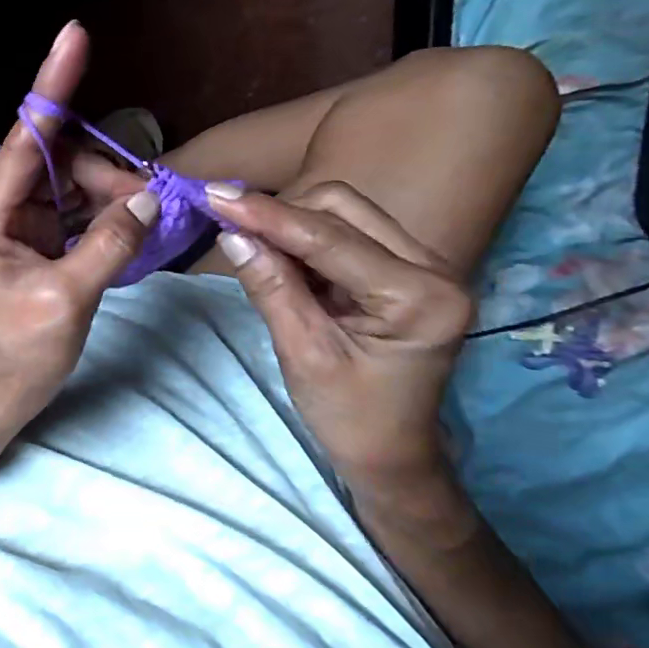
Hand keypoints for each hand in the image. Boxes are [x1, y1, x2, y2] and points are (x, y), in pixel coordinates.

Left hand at [0, 22, 158, 424]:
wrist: (11, 385)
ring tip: (144, 221)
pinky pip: (83, 203)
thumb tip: (148, 198)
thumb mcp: (68, 297)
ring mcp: (25, 219)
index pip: (24, 140)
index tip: (73, 35)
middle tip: (147, 201)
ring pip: (76, 179)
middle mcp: (3, 207)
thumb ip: (108, 243)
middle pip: (60, 159)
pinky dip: (112, 208)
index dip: (51, 86)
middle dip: (106, 172)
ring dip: (114, 193)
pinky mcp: (46, 234)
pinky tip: (134, 224)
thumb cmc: (24, 348)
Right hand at [206, 181, 474, 484]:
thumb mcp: (303, 353)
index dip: (267, 215)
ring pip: (342, 212)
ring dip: (289, 222)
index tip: (215, 197)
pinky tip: (276, 256)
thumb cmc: (348, 414)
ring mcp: (421, 264)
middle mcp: (433, 268)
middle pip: (342, 208)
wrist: (391, 450)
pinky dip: (302, 237)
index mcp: (419, 298)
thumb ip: (271, 288)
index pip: (329, 239)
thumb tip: (231, 235)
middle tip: (227, 226)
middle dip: (280, 213)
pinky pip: (343, 231)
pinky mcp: (401, 268)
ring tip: (252, 248)